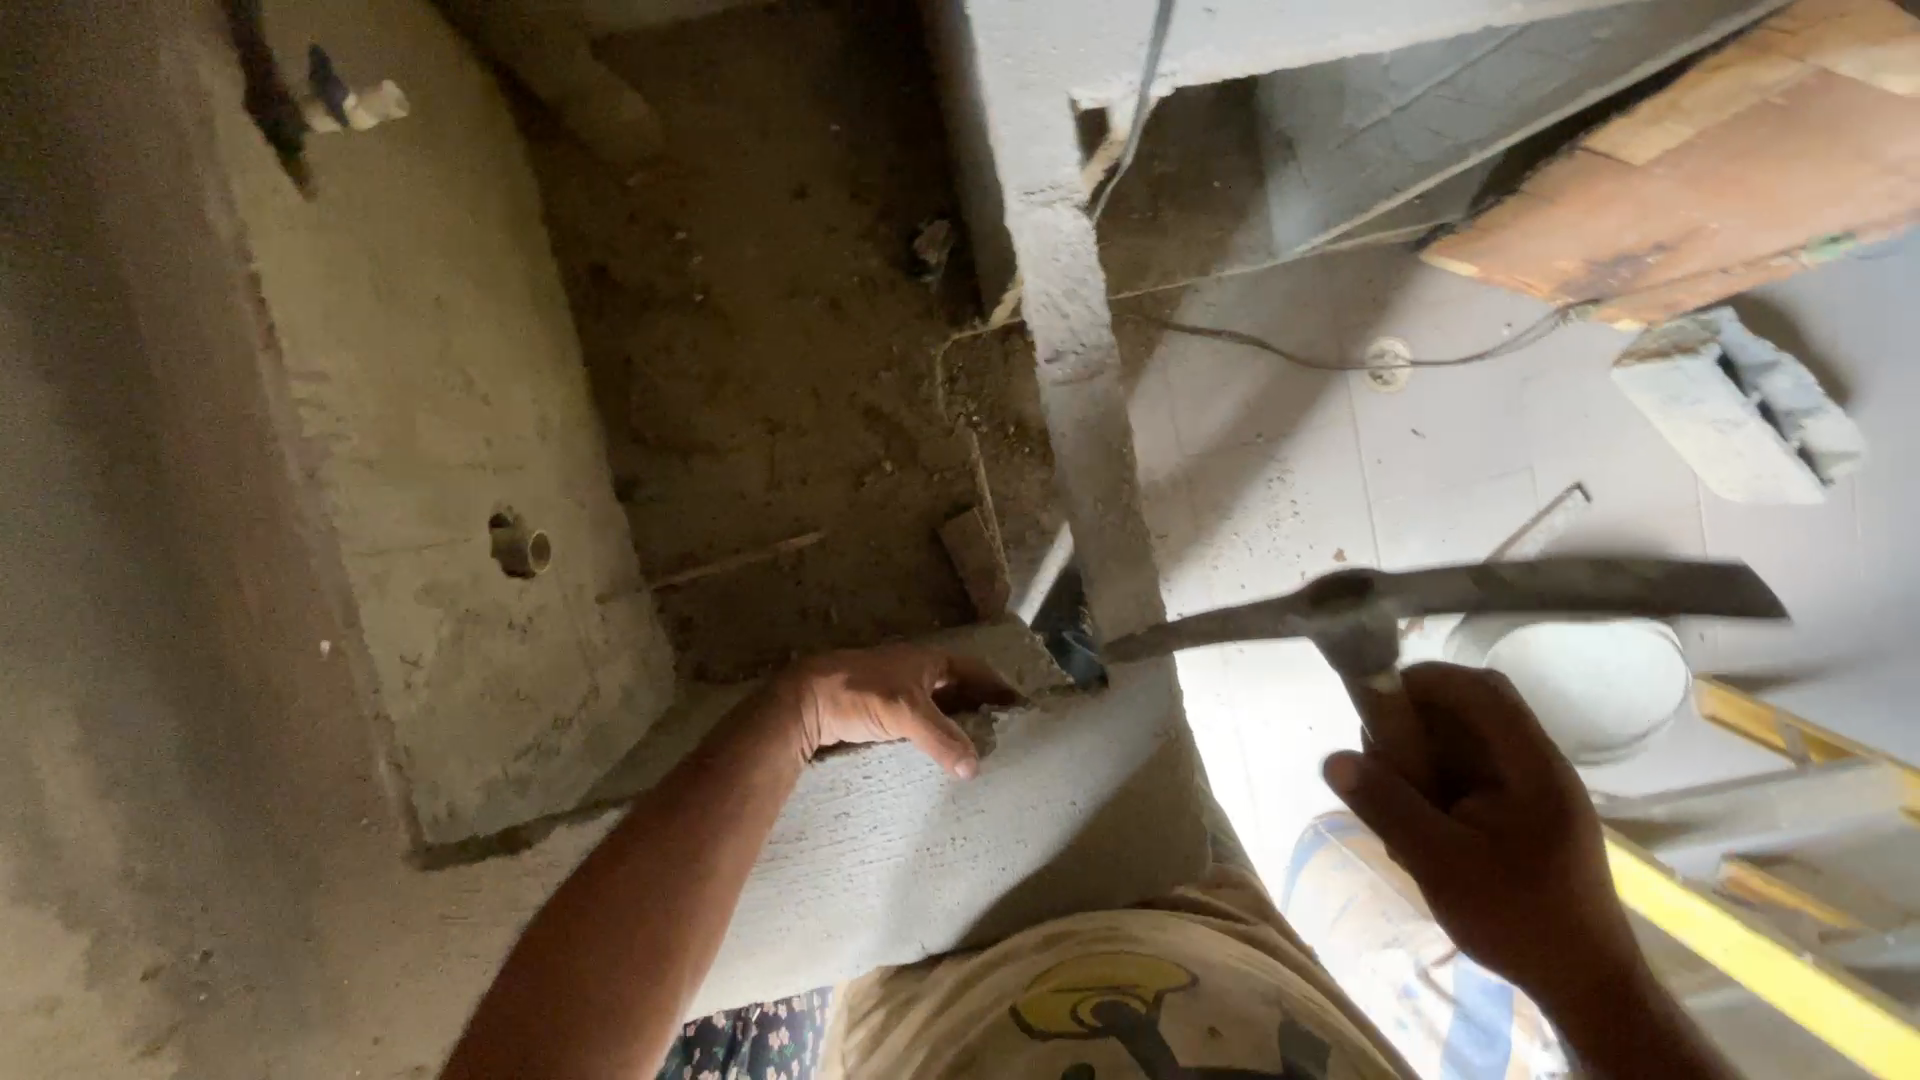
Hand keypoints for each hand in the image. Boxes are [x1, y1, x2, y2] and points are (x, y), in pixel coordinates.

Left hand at [771, 644, 1020, 778]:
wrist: (804, 699)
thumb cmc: (860, 694)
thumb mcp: (906, 713)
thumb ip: (942, 739)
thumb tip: (975, 767)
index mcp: (929, 660)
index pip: (976, 671)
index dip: (998, 688)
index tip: (1020, 709)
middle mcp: (917, 671)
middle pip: (960, 688)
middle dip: (981, 707)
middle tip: (1004, 733)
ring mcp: (898, 691)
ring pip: (939, 706)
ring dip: (958, 722)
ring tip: (979, 748)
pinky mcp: (882, 711)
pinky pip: (920, 721)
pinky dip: (936, 734)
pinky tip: (942, 752)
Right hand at [1322, 663, 1644, 1007]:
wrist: (1584, 986)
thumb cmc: (1522, 921)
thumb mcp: (1443, 865)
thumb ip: (1388, 807)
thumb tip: (1333, 759)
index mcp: (1531, 768)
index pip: (1482, 690)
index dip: (1427, 680)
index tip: (1374, 698)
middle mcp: (1529, 767)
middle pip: (1460, 715)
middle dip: (1407, 730)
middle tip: (1375, 769)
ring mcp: (1520, 791)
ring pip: (1451, 747)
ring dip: (1411, 766)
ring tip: (1393, 812)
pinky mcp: (1509, 813)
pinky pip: (1455, 779)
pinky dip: (1423, 792)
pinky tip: (1411, 835)